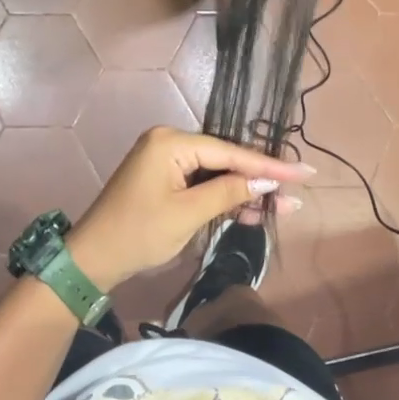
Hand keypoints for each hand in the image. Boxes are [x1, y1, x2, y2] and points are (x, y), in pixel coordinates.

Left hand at [66, 128, 311, 290]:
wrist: (93, 257)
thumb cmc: (139, 233)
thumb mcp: (188, 215)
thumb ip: (228, 193)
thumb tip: (266, 183)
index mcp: (171, 142)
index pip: (229, 151)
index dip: (269, 165)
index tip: (305, 172)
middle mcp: (169, 141)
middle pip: (225, 158)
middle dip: (260, 178)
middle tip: (299, 190)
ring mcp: (165, 159)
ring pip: (216, 171)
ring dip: (245, 191)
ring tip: (285, 207)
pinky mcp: (163, 178)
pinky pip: (201, 182)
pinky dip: (223, 196)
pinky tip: (252, 210)